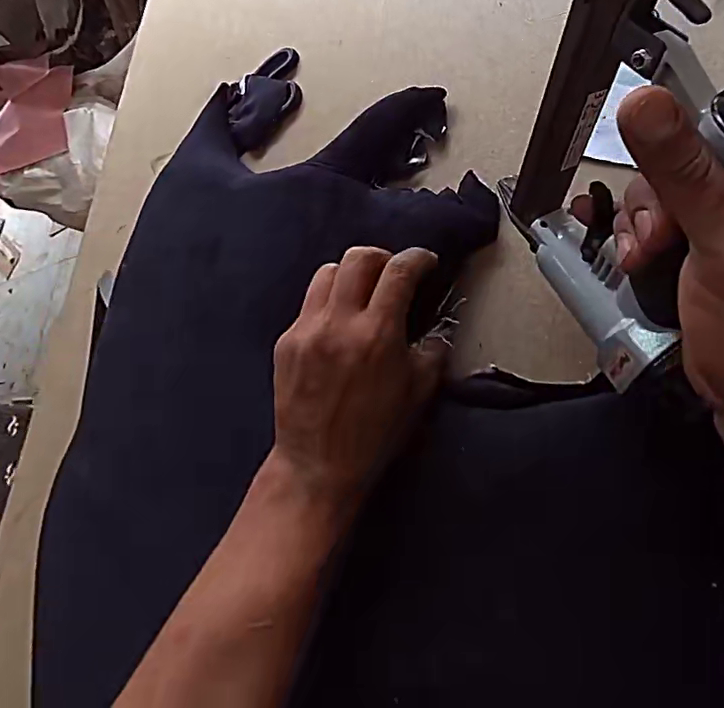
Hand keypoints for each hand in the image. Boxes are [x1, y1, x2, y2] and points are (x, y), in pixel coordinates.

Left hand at [269, 246, 448, 510]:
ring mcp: (307, 329)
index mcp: (377, 335)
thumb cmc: (374, 434)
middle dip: (383, 257)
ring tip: (362, 293)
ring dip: (351, 274)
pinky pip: (309, 303)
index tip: (426, 262)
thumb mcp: (418, 393)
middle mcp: (338, 323)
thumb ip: (433, 350)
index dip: (417, 258)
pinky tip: (338, 325)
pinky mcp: (286, 341)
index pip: (399, 271)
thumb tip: (437, 326)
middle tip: (393, 273)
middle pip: (359, 257)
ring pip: (328, 271)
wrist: (317, 466)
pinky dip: (329, 303)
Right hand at [612, 87, 723, 456]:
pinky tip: (636, 266)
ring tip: (642, 266)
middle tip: (654, 246)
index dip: (685, 160)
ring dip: (644, 230)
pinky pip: (671, 235)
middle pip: (691, 170)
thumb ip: (685, 173)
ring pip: (673, 204)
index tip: (669, 202)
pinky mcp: (722, 268)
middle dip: (658, 206)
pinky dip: (646, 248)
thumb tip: (645, 100)